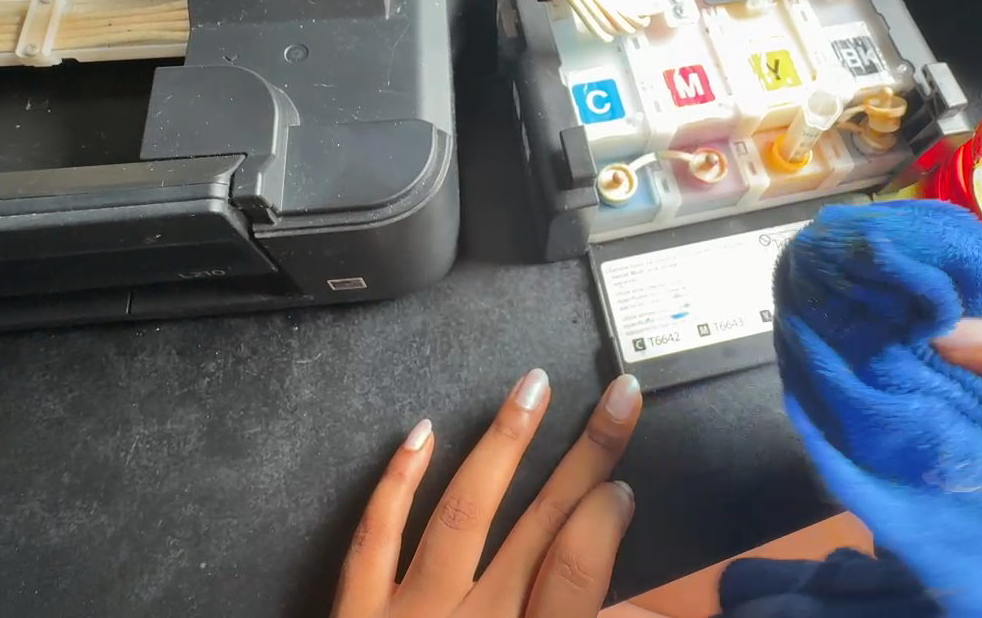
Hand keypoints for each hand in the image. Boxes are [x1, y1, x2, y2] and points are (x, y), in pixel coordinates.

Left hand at [334, 370, 643, 617]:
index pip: (576, 575)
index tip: (624, 485)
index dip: (604, 520)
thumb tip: (628, 604)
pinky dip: (396, 483)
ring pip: (462, 512)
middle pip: (538, 527)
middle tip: (619, 396)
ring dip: (504, 441)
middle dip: (586, 455)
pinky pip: (372, 540)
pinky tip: (422, 430)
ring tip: (534, 386)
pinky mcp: (353, 617)